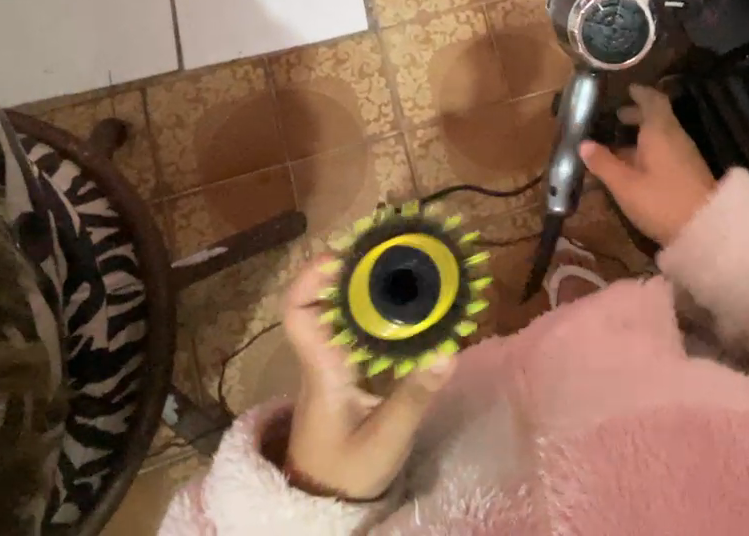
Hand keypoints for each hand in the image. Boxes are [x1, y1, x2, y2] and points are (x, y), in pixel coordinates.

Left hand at [277, 255, 454, 500]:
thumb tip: (448, 349)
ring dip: (372, 281)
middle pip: (327, 297)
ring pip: (345, 309)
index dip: (315, 275)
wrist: (321, 504)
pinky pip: (362, 327)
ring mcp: (337, 363)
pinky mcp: (351, 372)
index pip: (299, 311)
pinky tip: (415, 301)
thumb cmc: (344, 474)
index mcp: (323, 367)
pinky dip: (385, 306)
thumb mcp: (385, 439)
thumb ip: (414, 396)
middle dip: (358, 264)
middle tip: (399, 243)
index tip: (351, 250)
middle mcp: (326, 356)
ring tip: (411, 260)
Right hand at [580, 84, 716, 245]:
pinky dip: (649, 149)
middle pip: (657, 116)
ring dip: (642, 134)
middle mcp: (674, 135)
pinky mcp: (688, 170)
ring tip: (619, 144)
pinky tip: (635, 166)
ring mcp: (685, 153)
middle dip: (636, 115)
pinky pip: (666, 149)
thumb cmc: (661, 201)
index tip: (626, 89)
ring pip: (662, 134)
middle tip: (616, 117)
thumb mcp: (625, 185)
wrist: (706, 227)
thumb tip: (584, 144)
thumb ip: (604, 163)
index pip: (652, 100)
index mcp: (659, 130)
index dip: (640, 93)